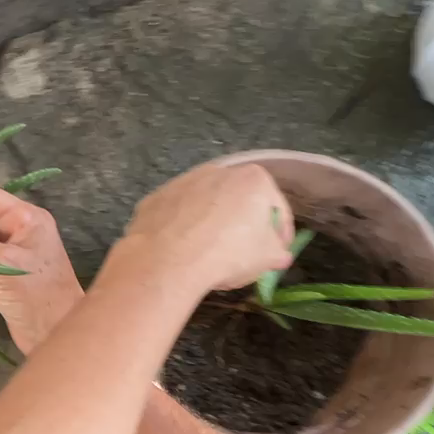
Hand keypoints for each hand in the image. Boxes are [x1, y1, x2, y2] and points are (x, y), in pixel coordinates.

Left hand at [120, 162, 294, 291]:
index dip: (279, 234)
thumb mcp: (267, 258)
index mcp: (253, 179)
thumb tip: (279, 254)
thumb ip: (277, 251)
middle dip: (241, 226)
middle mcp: (217, 171)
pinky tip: (179, 250)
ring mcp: (181, 183)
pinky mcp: (154, 198)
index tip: (275, 253)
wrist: (166, 262)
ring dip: (208, 225)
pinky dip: (179, 229)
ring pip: (203, 206)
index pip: (275, 209)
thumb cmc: (227, 254)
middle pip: (237, 202)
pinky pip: (174, 216)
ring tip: (206, 253)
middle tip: (240, 254)